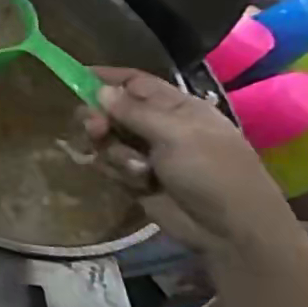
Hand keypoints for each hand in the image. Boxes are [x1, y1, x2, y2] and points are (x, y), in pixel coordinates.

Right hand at [81, 67, 291, 247]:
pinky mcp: (138, 179)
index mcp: (176, 107)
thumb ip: (133, 112)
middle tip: (95, 129)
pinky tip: (138, 183)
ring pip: (108, 141)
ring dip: (115, 153)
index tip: (77, 77)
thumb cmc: (211, 171)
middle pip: (114, 111)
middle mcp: (160, 127)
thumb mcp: (175, 134)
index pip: (135, 83)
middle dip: (101, 119)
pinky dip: (119, 173)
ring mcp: (148, 154)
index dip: (107, 78)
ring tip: (136, 169)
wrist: (230, 229)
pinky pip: (112, 166)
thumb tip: (100, 90)